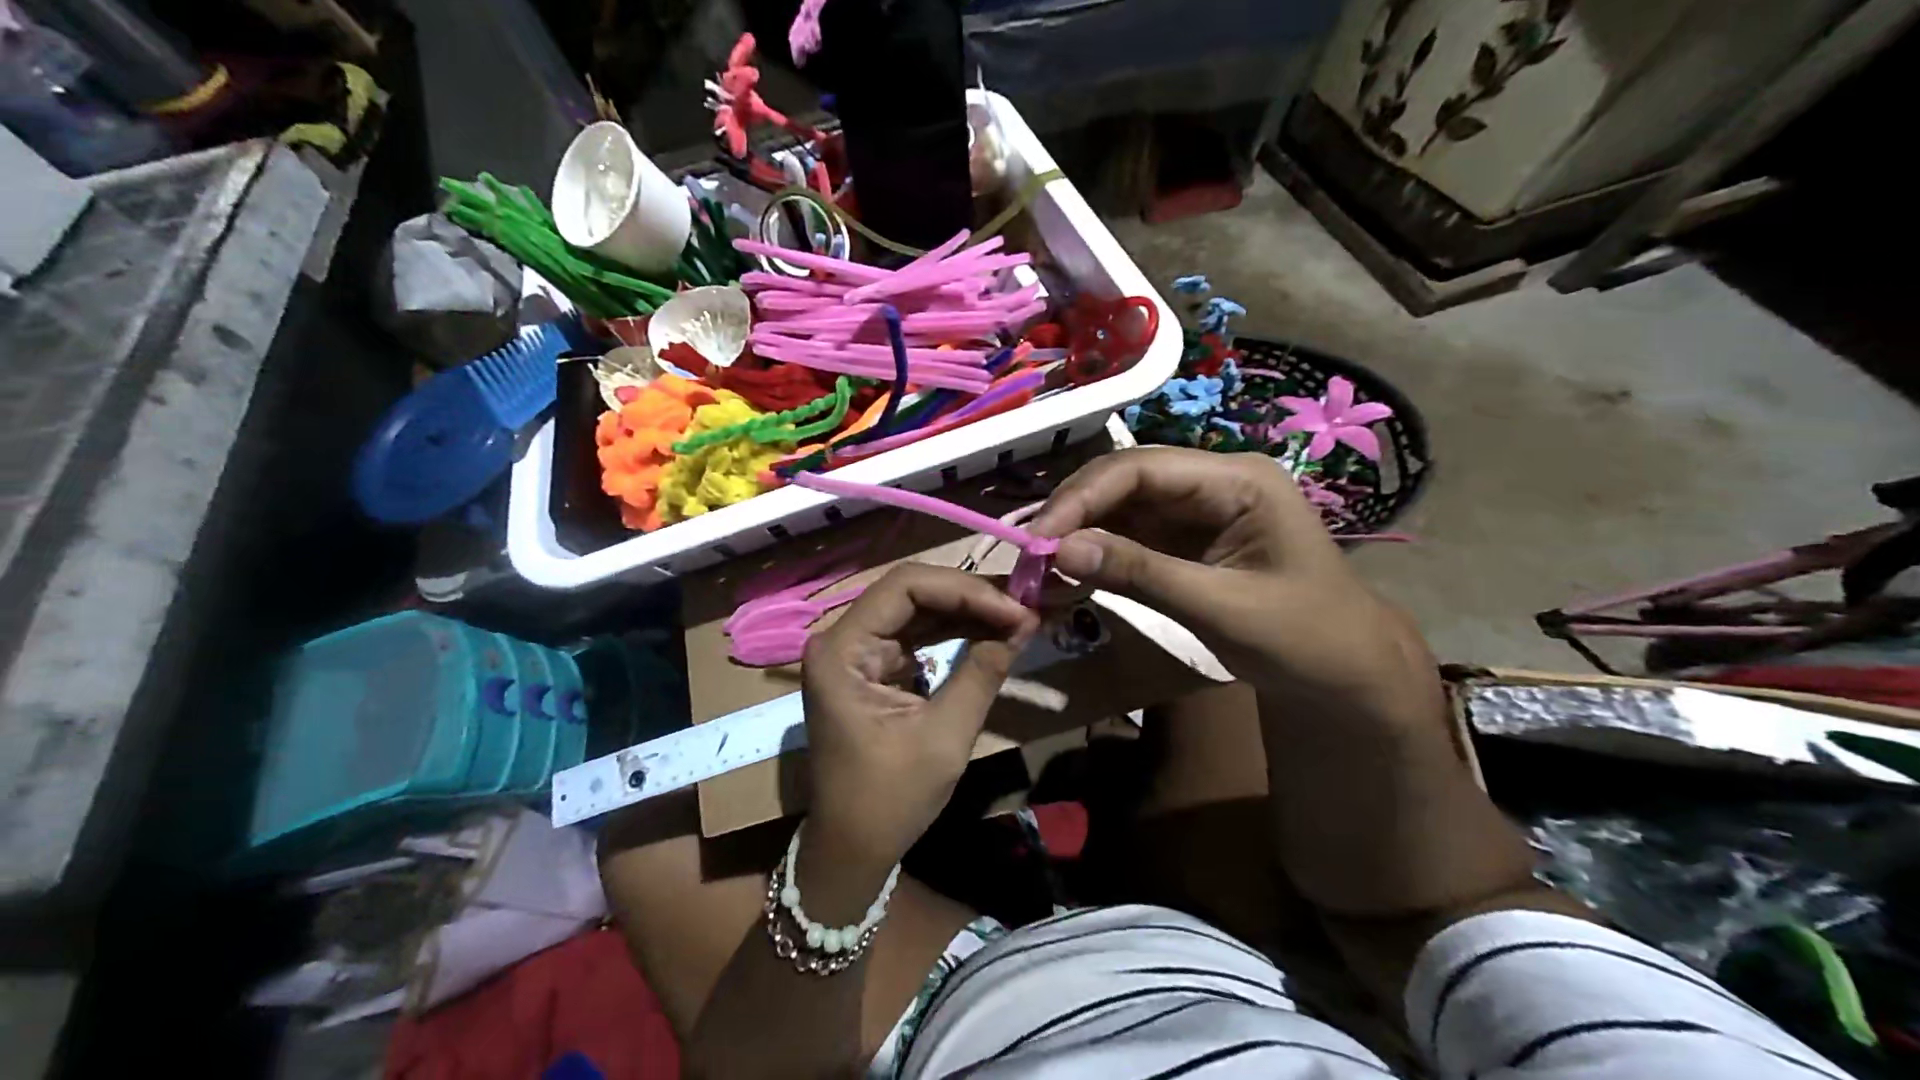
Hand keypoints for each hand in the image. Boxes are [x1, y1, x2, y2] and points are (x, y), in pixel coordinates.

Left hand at [801, 564, 1039, 880]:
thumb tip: (1025, 623)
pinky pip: (916, 635)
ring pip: (917, 610)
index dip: (964, 590)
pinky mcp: (872, 667)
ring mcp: (855, 653)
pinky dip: (954, 632)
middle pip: (910, 593)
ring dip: (967, 611)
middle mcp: (841, 640)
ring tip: (1017, 615)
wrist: (852, 847)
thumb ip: (981, 673)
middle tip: (1024, 605)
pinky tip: (992, 631)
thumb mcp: (944, 736)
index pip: (905, 588)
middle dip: (970, 596)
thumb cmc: (890, 799)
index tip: (1015, 609)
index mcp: (842, 651)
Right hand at [1031, 447, 1438, 726]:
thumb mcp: (1220, 607)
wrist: (1345, 672)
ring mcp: (1195, 509)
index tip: (1040, 538)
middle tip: (1030, 555)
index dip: (1083, 497)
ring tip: (1038, 569)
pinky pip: (1127, 535)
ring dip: (1077, 534)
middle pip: (1123, 480)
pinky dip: (1094, 555)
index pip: (1141, 468)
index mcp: (1237, 479)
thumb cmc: (1302, 636)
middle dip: (1074, 513)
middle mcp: (1211, 481)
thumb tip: (1058, 552)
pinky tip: (1066, 575)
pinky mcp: (1183, 538)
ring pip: (1118, 506)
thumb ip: (1140, 573)